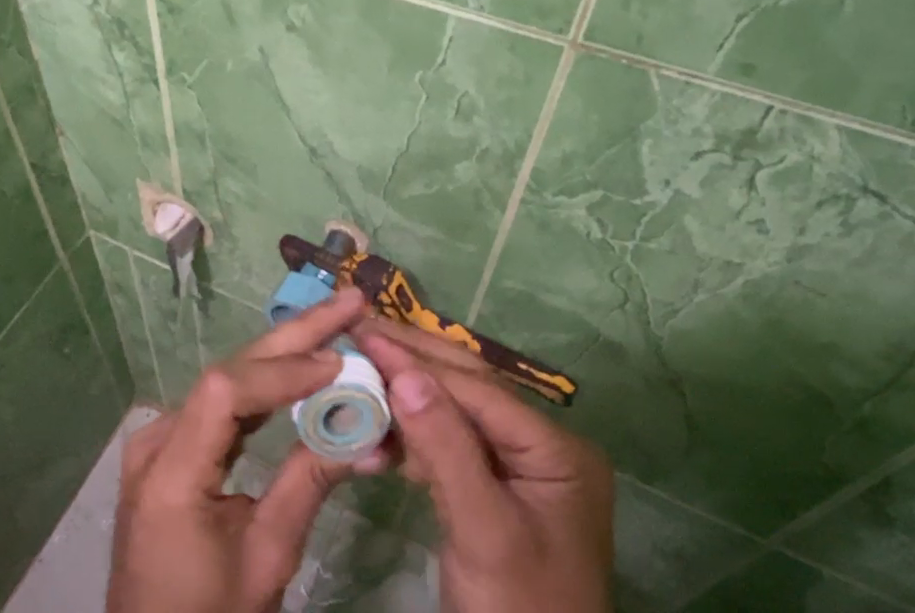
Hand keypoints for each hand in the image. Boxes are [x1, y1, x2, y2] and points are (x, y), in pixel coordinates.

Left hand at [109, 287, 367, 612]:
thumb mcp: (267, 556)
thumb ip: (310, 482)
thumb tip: (371, 432)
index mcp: (170, 472)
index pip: (225, 391)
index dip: (284, 370)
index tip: (340, 363)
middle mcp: (157, 443)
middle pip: (229, 374)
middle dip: (294, 336)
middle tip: (349, 302)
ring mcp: (161, 445)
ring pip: (228, 385)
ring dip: (284, 354)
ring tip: (337, 325)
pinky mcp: (174, 454)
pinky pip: (223, 409)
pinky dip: (266, 388)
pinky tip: (301, 370)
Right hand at [355, 318, 613, 612]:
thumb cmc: (517, 609)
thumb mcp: (483, 531)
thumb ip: (446, 448)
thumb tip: (404, 370)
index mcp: (557, 451)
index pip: (478, 389)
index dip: (417, 359)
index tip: (363, 330)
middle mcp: (543, 449)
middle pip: (471, 391)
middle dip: (413, 362)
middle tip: (358, 329)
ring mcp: (521, 471)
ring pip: (458, 415)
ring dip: (410, 396)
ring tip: (361, 367)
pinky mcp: (498, 492)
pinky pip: (454, 448)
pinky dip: (416, 437)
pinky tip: (383, 428)